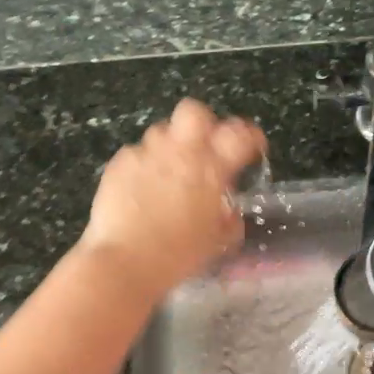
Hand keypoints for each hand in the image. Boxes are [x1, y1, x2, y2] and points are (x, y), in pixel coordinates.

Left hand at [77, 98, 266, 295]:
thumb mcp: (217, 241)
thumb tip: (229, 213)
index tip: (253, 147)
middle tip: (204, 147)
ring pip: (162, 130)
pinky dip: (144, 165)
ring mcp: (147, 154)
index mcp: (211, 169)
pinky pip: (137, 153)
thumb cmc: (178, 255)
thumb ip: (228, 220)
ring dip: (171, 145)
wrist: (124, 262)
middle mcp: (180, 152)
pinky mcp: (120, 163)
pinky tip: (141, 188)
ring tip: (169, 170)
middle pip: (195, 112)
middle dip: (203, 124)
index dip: (251, 136)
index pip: (240, 134)